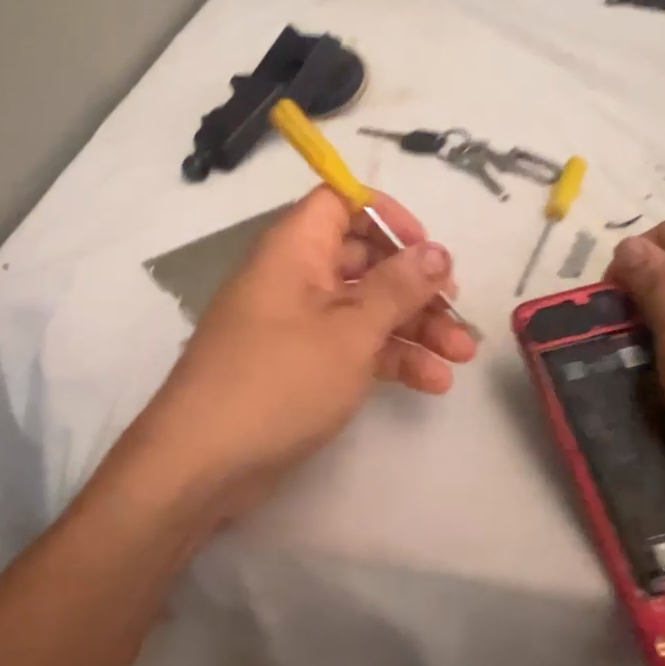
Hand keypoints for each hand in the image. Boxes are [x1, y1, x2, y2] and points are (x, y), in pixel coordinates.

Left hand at [122, 186, 478, 513]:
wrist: (202, 462)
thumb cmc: (278, 380)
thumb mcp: (349, 331)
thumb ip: (398, 288)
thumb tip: (436, 250)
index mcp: (293, 248)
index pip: (340, 203)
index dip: (387, 217)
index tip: (428, 249)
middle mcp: (293, 277)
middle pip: (363, 260)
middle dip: (415, 285)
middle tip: (457, 310)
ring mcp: (294, 324)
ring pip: (363, 309)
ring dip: (413, 327)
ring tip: (462, 355)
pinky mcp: (298, 367)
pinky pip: (350, 347)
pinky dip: (388, 359)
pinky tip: (433, 383)